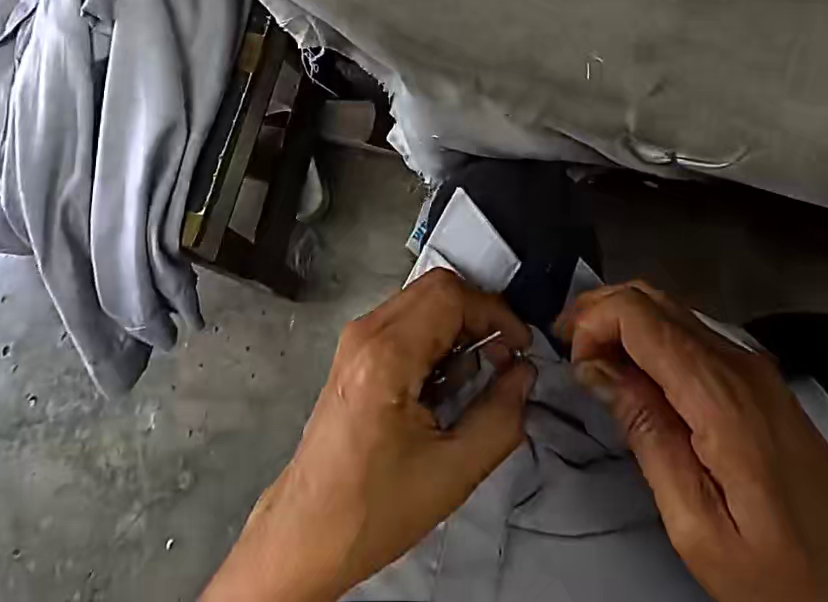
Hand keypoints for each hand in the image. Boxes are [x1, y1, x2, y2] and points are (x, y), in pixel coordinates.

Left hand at [203, 269, 534, 601]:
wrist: (302, 539)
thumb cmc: (371, 510)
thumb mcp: (454, 471)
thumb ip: (503, 415)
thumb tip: (524, 374)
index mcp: (385, 358)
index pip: (453, 296)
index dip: (497, 313)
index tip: (518, 347)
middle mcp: (365, 336)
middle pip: (439, 288)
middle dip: (481, 316)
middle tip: (501, 356)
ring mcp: (355, 342)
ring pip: (424, 300)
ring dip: (460, 326)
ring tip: (475, 374)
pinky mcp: (355, 355)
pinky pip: (408, 320)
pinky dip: (438, 336)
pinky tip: (445, 382)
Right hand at [560, 282, 827, 601]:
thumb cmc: (781, 570)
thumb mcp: (697, 524)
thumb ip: (647, 433)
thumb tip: (600, 369)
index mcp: (720, 392)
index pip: (642, 315)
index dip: (595, 320)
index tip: (570, 361)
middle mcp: (738, 361)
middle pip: (656, 300)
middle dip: (602, 310)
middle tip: (567, 346)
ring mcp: (752, 367)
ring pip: (674, 311)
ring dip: (626, 322)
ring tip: (590, 358)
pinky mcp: (759, 380)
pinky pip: (694, 336)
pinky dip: (653, 339)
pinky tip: (635, 371)